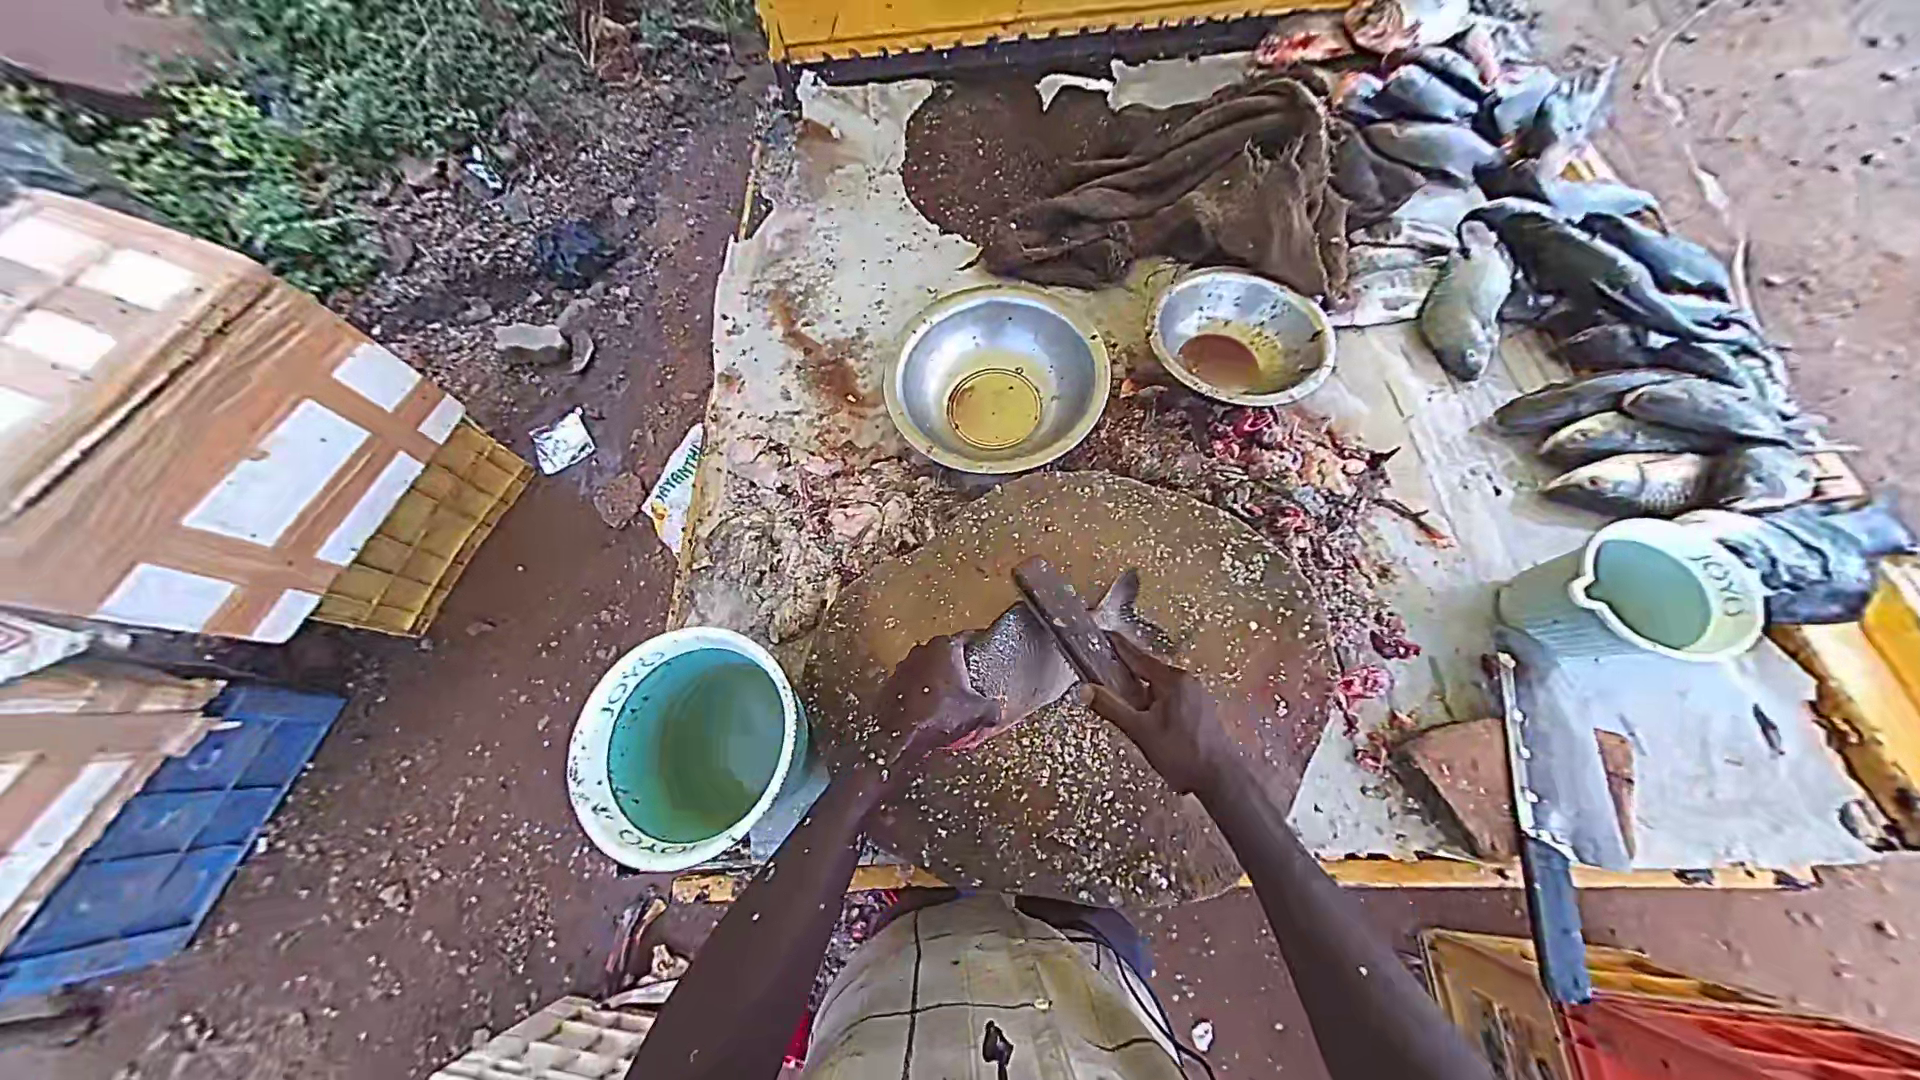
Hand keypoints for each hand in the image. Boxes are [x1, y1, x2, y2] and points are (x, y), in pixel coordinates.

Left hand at [874, 636, 996, 764]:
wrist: (899, 737)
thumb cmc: (941, 715)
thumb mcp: (977, 712)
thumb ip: (992, 707)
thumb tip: (997, 711)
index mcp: (945, 647)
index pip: (966, 639)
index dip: (977, 648)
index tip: (983, 658)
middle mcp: (922, 649)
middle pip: (945, 654)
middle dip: (955, 666)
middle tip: (967, 683)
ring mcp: (903, 665)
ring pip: (927, 668)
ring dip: (935, 680)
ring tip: (946, 698)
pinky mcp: (890, 683)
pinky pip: (912, 684)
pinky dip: (920, 691)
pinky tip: (926, 708)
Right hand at [1083, 634, 1242, 794]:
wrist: (1222, 780)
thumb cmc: (1182, 753)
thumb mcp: (1139, 730)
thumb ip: (1110, 707)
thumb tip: (1084, 690)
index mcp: (1172, 679)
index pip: (1137, 656)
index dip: (1118, 646)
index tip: (1104, 635)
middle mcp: (1187, 681)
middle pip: (1148, 672)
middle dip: (1128, 677)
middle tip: (1108, 682)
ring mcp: (1197, 695)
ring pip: (1159, 687)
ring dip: (1142, 695)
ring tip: (1130, 712)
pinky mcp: (1201, 710)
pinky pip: (1171, 698)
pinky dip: (1155, 704)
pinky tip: (1151, 722)